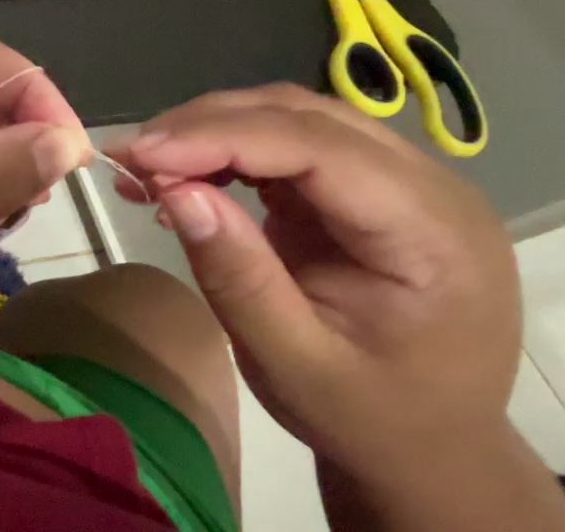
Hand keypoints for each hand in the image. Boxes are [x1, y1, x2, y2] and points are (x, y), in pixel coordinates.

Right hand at [113, 85, 520, 477]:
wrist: (430, 448)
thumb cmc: (368, 417)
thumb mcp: (295, 364)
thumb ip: (238, 277)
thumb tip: (173, 189)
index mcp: (434, 235)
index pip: (318, 148)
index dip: (221, 138)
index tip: (139, 154)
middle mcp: (430, 187)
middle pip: (303, 117)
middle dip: (206, 126)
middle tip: (130, 159)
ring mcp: (401, 179)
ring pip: (292, 116)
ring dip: (212, 130)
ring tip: (148, 167)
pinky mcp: (366, 184)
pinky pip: (289, 140)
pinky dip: (229, 148)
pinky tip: (188, 174)